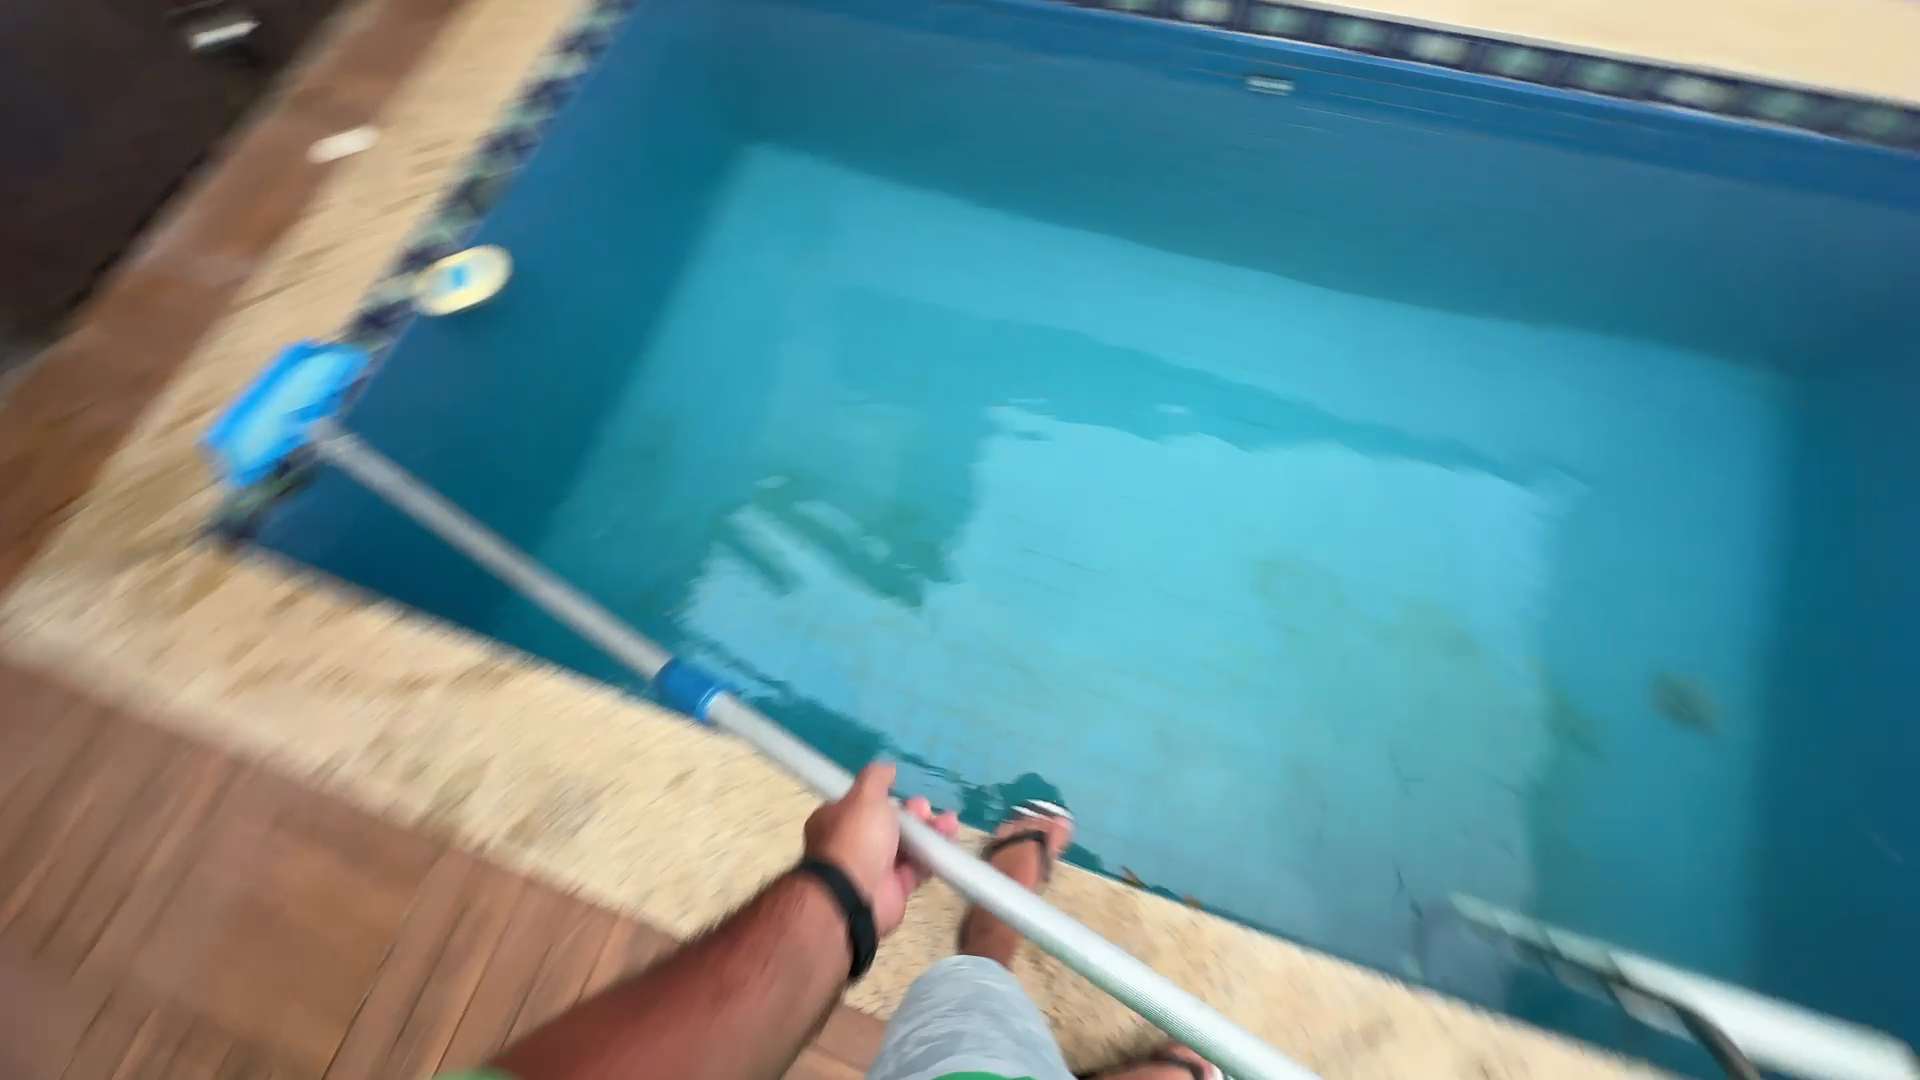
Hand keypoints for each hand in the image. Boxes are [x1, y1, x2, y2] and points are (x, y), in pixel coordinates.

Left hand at [803, 763, 958, 936]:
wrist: (854, 896)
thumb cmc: (856, 838)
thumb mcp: (864, 796)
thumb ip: (876, 778)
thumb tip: (887, 768)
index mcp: (838, 820)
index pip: (864, 803)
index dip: (887, 797)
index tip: (902, 790)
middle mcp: (854, 843)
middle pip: (890, 823)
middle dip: (912, 813)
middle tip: (925, 809)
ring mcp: (874, 867)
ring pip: (907, 845)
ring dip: (929, 831)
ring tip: (949, 823)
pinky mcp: (894, 888)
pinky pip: (918, 868)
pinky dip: (934, 855)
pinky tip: (950, 842)